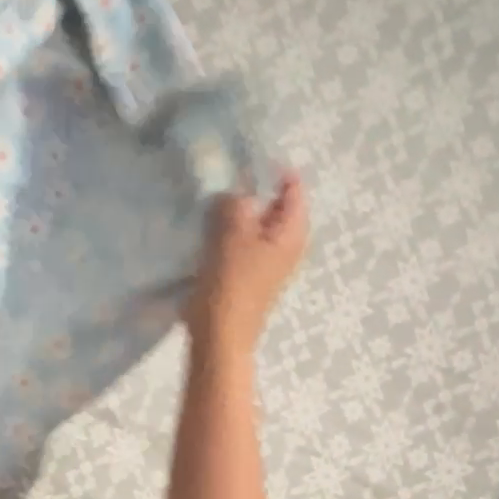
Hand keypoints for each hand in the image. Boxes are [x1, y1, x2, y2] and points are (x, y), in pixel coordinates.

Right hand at [187, 169, 308, 356]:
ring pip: (253, 223)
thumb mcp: (232, 234)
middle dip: (247, 190)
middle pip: (272, 203)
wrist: (219, 337)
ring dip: (233, 213)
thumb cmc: (230, 285)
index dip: (266, 168)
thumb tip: (233, 191)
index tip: (235, 161)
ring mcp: (269, 261)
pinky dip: (227, 233)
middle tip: (217, 181)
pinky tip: (206, 232)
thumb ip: (235, 202)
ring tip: (208, 203)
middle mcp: (288, 244)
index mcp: (293, 231)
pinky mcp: (249, 274)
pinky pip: (241, 242)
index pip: (290, 184)